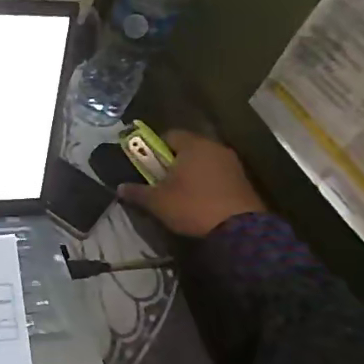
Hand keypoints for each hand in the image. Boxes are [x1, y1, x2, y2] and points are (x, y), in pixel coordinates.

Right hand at [117, 129, 266, 237]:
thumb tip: (120, 188)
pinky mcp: (243, 179)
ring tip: (182, 194)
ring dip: (192, 173)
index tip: (147, 166)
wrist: (239, 228)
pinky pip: (218, 174)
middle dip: (173, 162)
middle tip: (162, 181)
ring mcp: (232, 162)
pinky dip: (208, 182)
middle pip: (188, 148)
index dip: (154, 148)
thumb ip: (138, 193)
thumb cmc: (193, 206)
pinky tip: (202, 201)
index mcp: (193, 145)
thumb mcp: (158, 202)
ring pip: (204, 161)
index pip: (169, 135)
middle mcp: (214, 147)